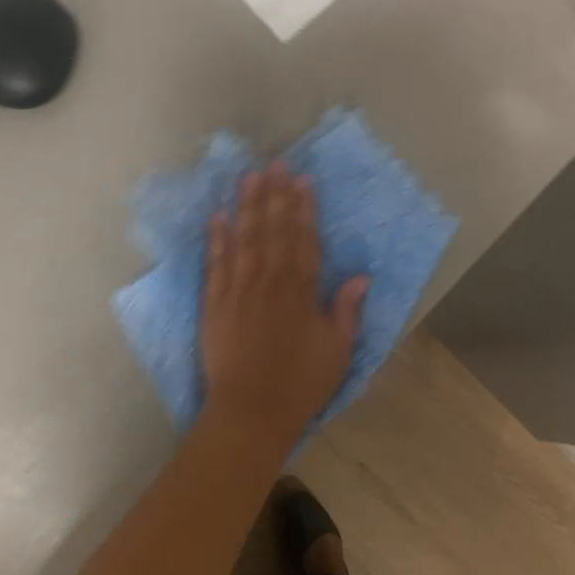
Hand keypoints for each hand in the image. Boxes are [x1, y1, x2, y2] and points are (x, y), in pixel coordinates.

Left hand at [201, 162, 368, 443]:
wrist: (251, 410)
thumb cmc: (300, 384)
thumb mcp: (336, 351)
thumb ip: (345, 311)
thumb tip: (360, 277)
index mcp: (301, 293)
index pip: (304, 241)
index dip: (303, 210)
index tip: (302, 182)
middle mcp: (270, 283)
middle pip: (273, 231)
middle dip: (275, 196)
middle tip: (275, 164)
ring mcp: (238, 291)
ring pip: (244, 239)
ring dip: (247, 206)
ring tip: (249, 177)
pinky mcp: (214, 304)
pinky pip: (215, 264)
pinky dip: (216, 239)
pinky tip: (217, 216)